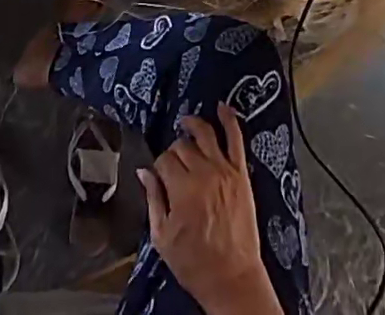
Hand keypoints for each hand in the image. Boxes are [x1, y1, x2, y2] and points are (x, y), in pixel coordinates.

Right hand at [137, 105, 280, 314]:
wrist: (232, 277)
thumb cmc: (194, 262)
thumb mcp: (162, 237)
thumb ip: (153, 199)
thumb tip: (143, 172)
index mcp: (182, 189)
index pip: (163, 161)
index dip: (157, 166)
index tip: (158, 175)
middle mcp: (204, 173)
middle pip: (182, 146)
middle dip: (173, 150)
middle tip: (172, 162)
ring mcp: (225, 170)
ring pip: (205, 134)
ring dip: (194, 124)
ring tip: (186, 121)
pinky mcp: (241, 173)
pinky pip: (236, 138)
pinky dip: (230, 119)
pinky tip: (223, 108)